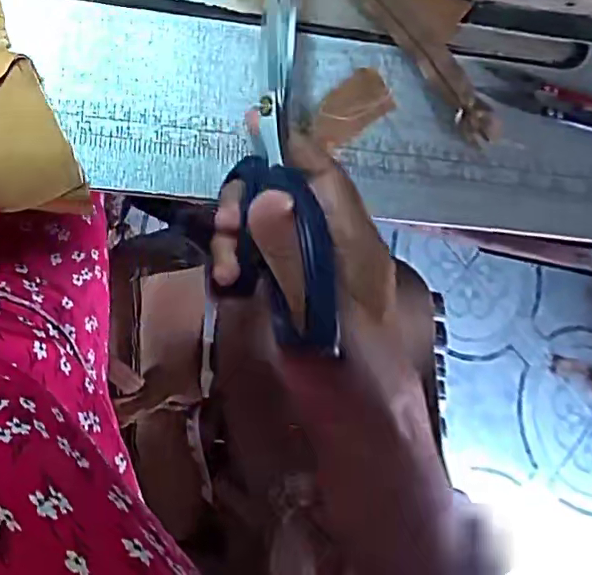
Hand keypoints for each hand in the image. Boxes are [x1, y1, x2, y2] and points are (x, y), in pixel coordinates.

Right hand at [211, 118, 468, 574]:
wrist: (361, 466)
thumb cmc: (349, 393)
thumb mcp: (322, 327)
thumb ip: (293, 261)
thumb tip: (272, 197)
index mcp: (368, 261)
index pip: (332, 191)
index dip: (299, 156)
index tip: (266, 125)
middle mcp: (347, 264)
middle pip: (291, 207)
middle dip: (250, 208)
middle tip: (224, 229)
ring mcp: (320, 284)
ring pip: (270, 233)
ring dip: (238, 238)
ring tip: (224, 271)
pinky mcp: (295, 302)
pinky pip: (262, 262)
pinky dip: (239, 263)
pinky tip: (227, 283)